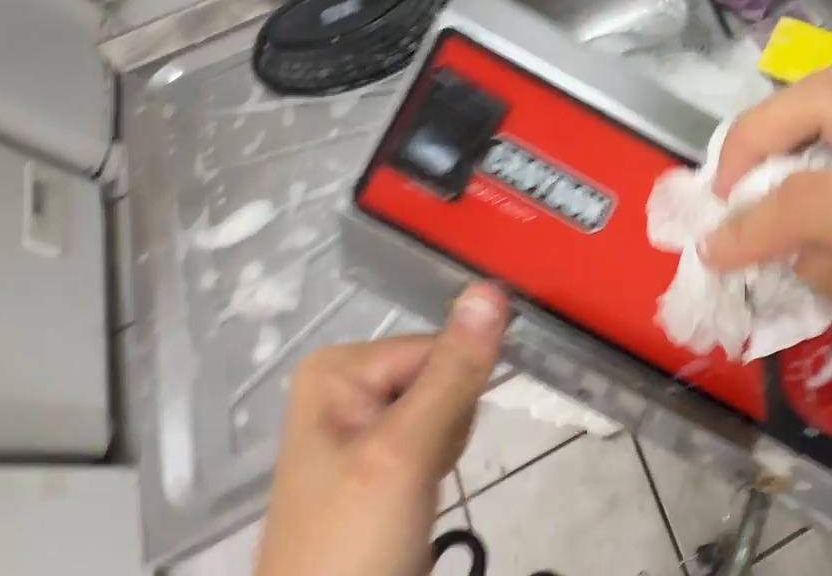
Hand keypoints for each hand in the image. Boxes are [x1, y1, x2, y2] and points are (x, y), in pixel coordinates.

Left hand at [257, 283, 509, 575]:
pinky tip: (418, 492)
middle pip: (444, 373)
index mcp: (340, 367)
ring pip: (448, 404)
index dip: (454, 395)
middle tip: (419, 473)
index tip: (434, 446)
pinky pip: (437, 433)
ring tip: (415, 490)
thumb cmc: (352, 544)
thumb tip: (491, 289)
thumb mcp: (404, 453)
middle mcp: (349, 382)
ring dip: (447, 446)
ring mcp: (364, 421)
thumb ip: (452, 373)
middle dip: (450, 424)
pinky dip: (440, 461)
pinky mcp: (381, 454)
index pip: (441, 348)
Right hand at [702, 55, 831, 420]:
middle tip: (724, 187)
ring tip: (761, 163)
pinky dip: (823, 109)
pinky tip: (809, 157)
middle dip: (755, 134)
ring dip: (790, 107)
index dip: (750, 223)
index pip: (816, 197)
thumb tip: (788, 244)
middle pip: (825, 99)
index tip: (712, 250)